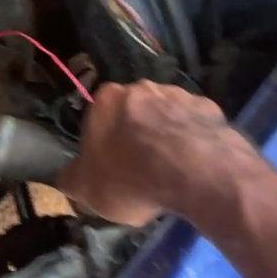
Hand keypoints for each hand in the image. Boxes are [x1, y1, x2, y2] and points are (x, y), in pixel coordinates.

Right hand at [55, 81, 251, 225]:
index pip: (97, 117)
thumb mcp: (86, 190)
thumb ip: (71, 179)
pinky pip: (196, 124)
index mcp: (107, 99)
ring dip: (166, 136)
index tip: (110, 167)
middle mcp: (142, 87)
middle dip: (135, 135)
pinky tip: (196, 165)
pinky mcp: (209, 107)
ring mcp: (179, 94)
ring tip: (172, 171)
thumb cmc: (131, 178)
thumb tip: (67, 176)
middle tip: (140, 170)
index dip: (102, 143)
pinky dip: (194, 140)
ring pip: (166, 116)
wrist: (196, 173)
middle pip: (133, 112)